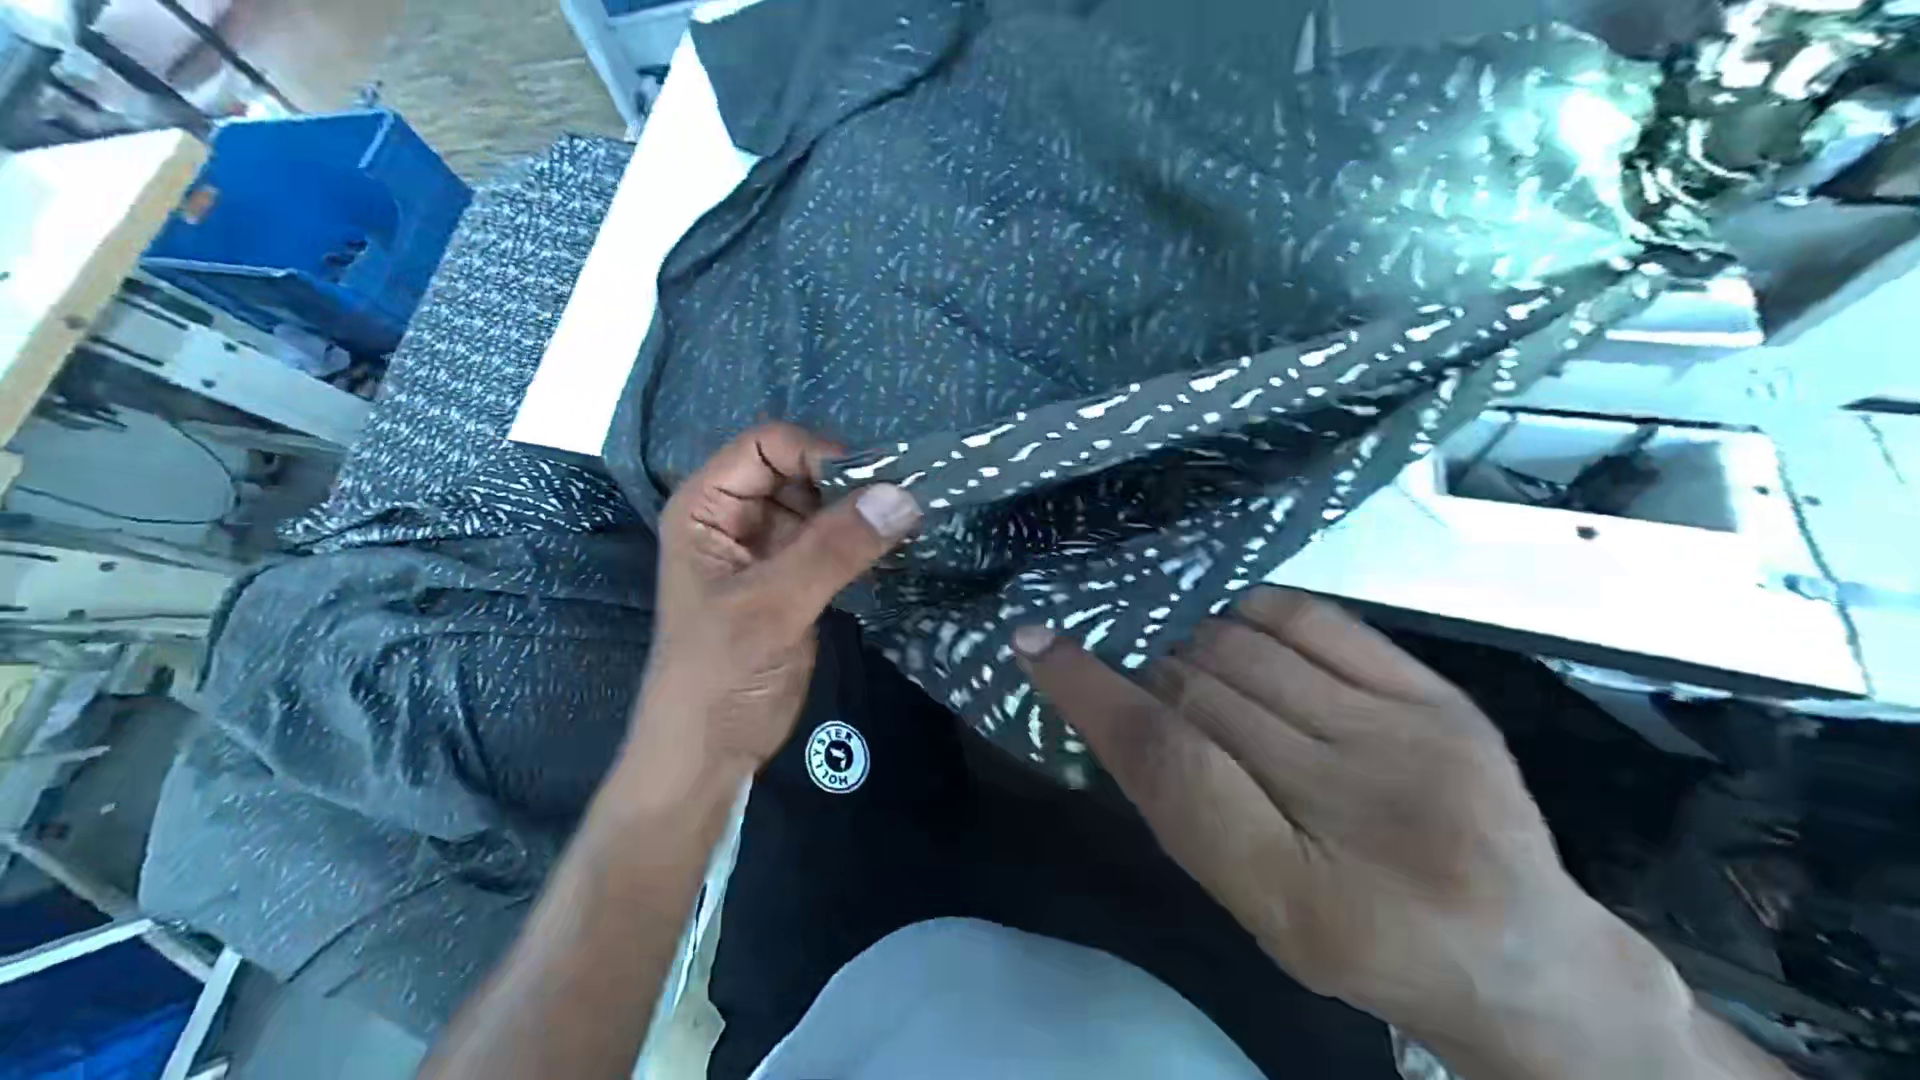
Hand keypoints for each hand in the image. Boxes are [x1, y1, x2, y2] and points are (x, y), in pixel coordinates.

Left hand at [631, 423, 920, 778]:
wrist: (710, 750)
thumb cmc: (718, 673)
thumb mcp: (771, 606)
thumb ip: (832, 550)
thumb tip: (903, 495)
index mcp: (708, 506)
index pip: (768, 445)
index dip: (819, 453)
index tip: (875, 483)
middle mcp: (738, 517)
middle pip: (801, 470)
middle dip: (851, 481)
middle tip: (906, 500)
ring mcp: (771, 548)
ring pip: (824, 505)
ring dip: (864, 510)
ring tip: (911, 520)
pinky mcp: (799, 578)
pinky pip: (837, 542)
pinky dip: (865, 540)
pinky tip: (899, 546)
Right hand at [1014, 588, 1758, 1078]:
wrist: (1522, 953)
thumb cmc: (1356, 940)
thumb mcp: (1248, 902)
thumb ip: (1181, 805)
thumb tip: (1116, 699)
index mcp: (1296, 892)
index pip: (1169, 762)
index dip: (1092, 693)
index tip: (1037, 644)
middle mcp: (1360, 808)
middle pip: (1200, 693)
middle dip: (1143, 668)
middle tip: (1123, 662)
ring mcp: (1410, 742)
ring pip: (1246, 649)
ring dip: (1191, 641)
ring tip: (1182, 653)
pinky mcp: (1440, 698)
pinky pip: (1313, 619)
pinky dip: (1251, 612)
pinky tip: (1233, 626)